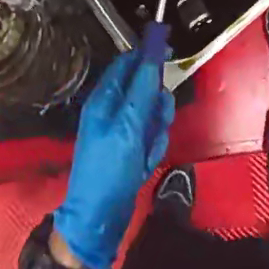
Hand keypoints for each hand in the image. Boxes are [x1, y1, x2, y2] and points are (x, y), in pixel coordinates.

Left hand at [52, 21, 174, 268]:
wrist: (99, 218)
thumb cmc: (109, 168)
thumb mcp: (129, 125)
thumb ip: (143, 87)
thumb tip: (152, 51)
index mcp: (105, 98)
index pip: (128, 62)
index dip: (148, 54)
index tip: (169, 50)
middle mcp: (113, 109)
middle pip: (147, 87)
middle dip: (157, 103)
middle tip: (157, 118)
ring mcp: (123, 129)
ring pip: (154, 112)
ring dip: (157, 128)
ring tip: (147, 148)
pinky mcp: (132, 146)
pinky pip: (153, 134)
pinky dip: (153, 146)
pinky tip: (144, 162)